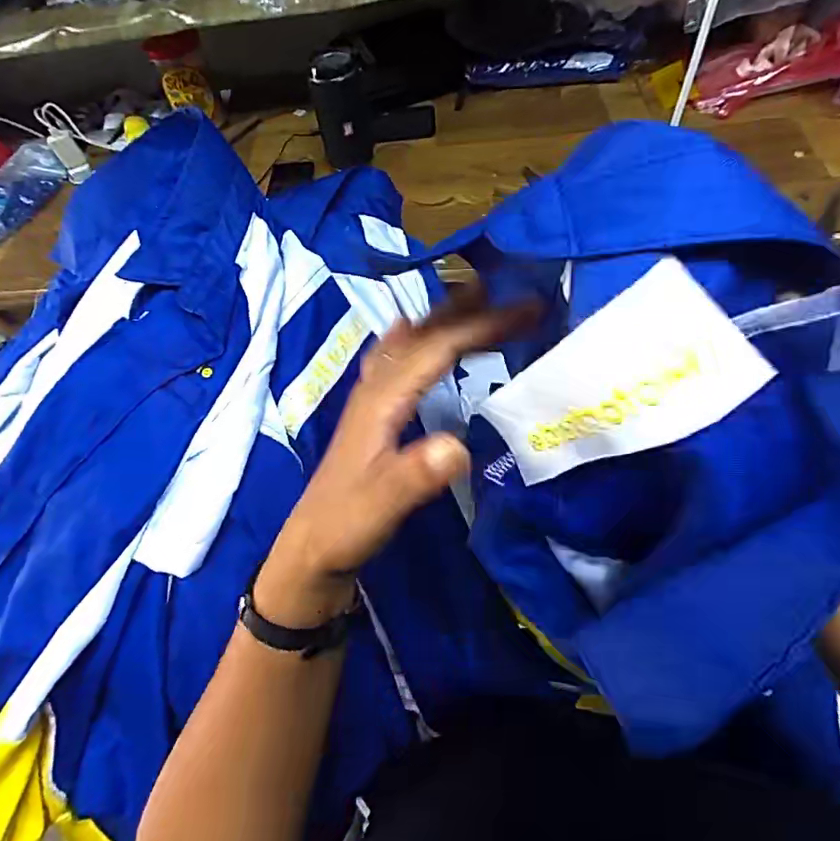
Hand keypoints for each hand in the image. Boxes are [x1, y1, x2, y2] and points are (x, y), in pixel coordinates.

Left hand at [253, 291, 538, 625]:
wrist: (312, 547)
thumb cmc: (347, 524)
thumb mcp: (383, 505)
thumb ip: (416, 476)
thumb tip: (458, 445)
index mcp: (382, 399)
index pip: (437, 347)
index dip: (481, 325)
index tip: (527, 310)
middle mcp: (375, 387)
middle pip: (423, 334)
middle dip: (468, 310)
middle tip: (513, 293)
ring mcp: (371, 396)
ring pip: (409, 341)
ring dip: (444, 317)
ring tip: (478, 297)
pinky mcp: (373, 411)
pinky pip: (398, 357)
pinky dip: (418, 337)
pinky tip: (416, 330)